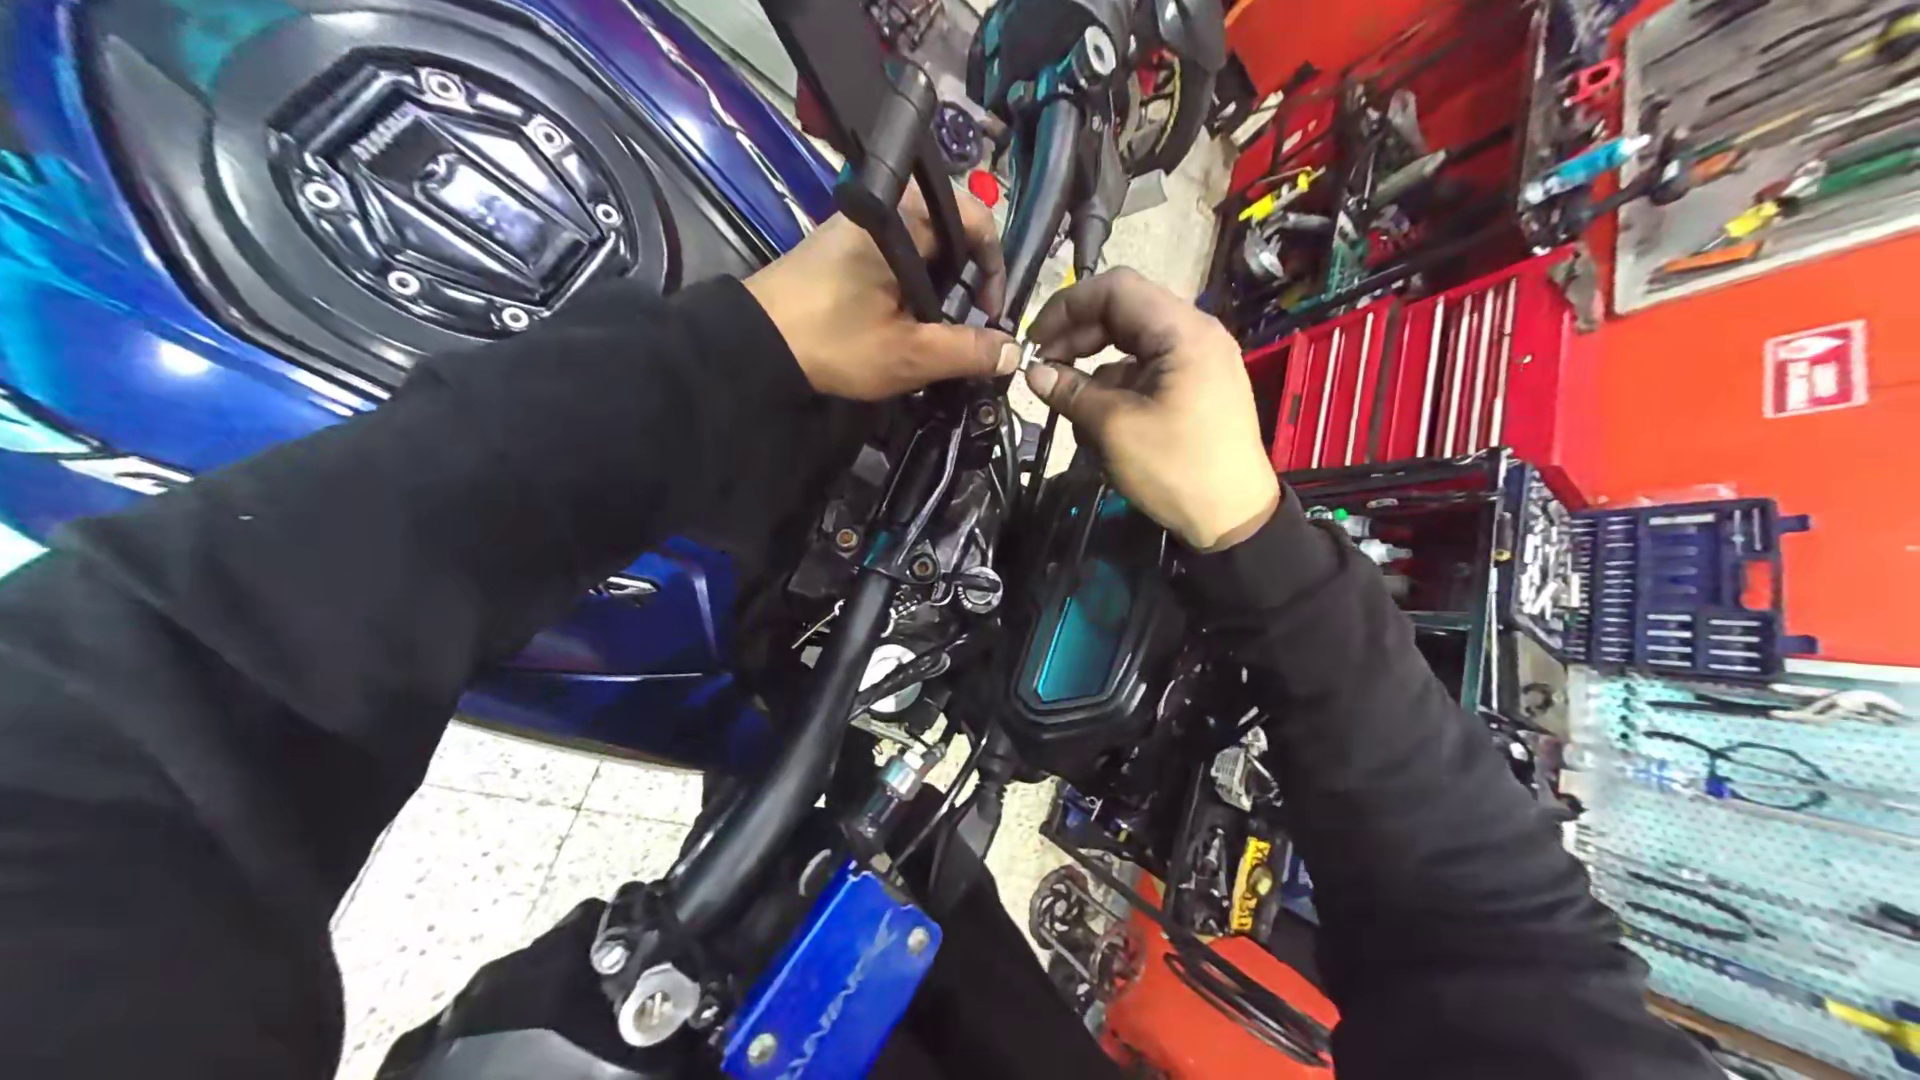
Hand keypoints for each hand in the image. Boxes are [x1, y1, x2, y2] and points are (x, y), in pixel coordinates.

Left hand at [744, 183, 1016, 399]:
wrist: (756, 345)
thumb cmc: (836, 342)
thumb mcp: (911, 354)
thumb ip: (968, 351)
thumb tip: (1012, 351)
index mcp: (908, 218)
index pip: (980, 221)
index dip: (995, 269)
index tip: (990, 313)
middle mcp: (888, 209)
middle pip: (953, 235)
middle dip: (967, 283)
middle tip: (964, 326)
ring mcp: (860, 226)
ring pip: (924, 250)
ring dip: (939, 289)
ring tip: (934, 331)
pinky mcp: (842, 247)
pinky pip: (896, 258)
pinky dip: (911, 287)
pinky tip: (903, 322)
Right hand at [1024, 268, 1279, 550]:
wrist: (1234, 517)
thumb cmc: (1176, 469)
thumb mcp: (1114, 429)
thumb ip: (1070, 391)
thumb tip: (1033, 372)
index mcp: (1182, 331)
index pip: (1116, 289)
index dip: (1067, 306)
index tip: (1035, 340)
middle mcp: (1193, 334)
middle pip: (1123, 312)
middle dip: (1077, 337)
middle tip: (1043, 369)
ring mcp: (1197, 360)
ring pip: (1131, 345)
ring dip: (1093, 367)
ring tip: (1066, 400)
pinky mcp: (1194, 386)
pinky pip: (1146, 371)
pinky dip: (1116, 386)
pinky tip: (1097, 419)